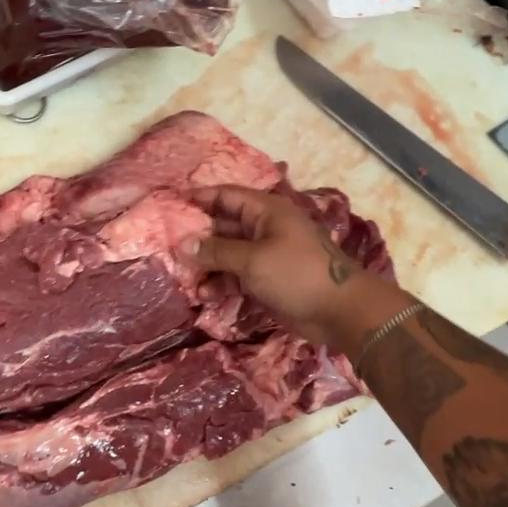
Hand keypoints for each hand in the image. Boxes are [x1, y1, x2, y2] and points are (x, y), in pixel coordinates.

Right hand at [188, 185, 409, 349]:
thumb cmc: (297, 273)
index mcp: (265, 211)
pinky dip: (220, 283)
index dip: (199, 198)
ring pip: (226, 254)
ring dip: (206, 265)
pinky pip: (235, 276)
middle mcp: (264, 228)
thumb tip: (182, 243)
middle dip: (197, 237)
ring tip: (184, 278)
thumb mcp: (252, 259)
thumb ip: (216, 251)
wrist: (339, 310)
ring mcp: (265, 255)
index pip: (226, 196)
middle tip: (168, 248)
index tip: (170, 203)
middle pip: (222, 226)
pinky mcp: (266, 279)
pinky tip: (204, 296)